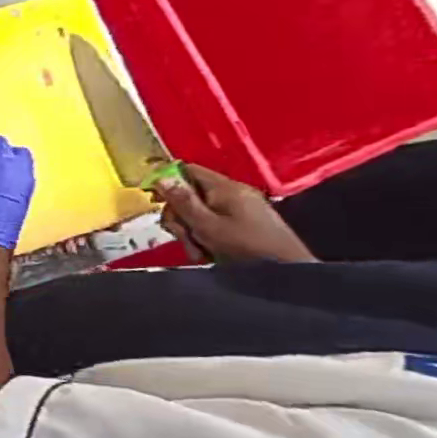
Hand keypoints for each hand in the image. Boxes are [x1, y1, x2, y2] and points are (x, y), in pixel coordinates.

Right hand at [155, 164, 314, 263]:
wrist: (285, 266)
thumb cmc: (242, 244)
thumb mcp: (204, 224)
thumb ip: (182, 201)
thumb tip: (162, 177)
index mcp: (225, 188)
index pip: (189, 171)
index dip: (166, 180)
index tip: (151, 199)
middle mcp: (233, 192)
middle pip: (189, 195)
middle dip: (178, 215)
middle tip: (179, 234)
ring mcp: (240, 206)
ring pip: (197, 211)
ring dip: (189, 230)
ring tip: (197, 248)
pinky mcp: (243, 219)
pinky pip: (211, 220)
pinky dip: (202, 234)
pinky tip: (206, 249)